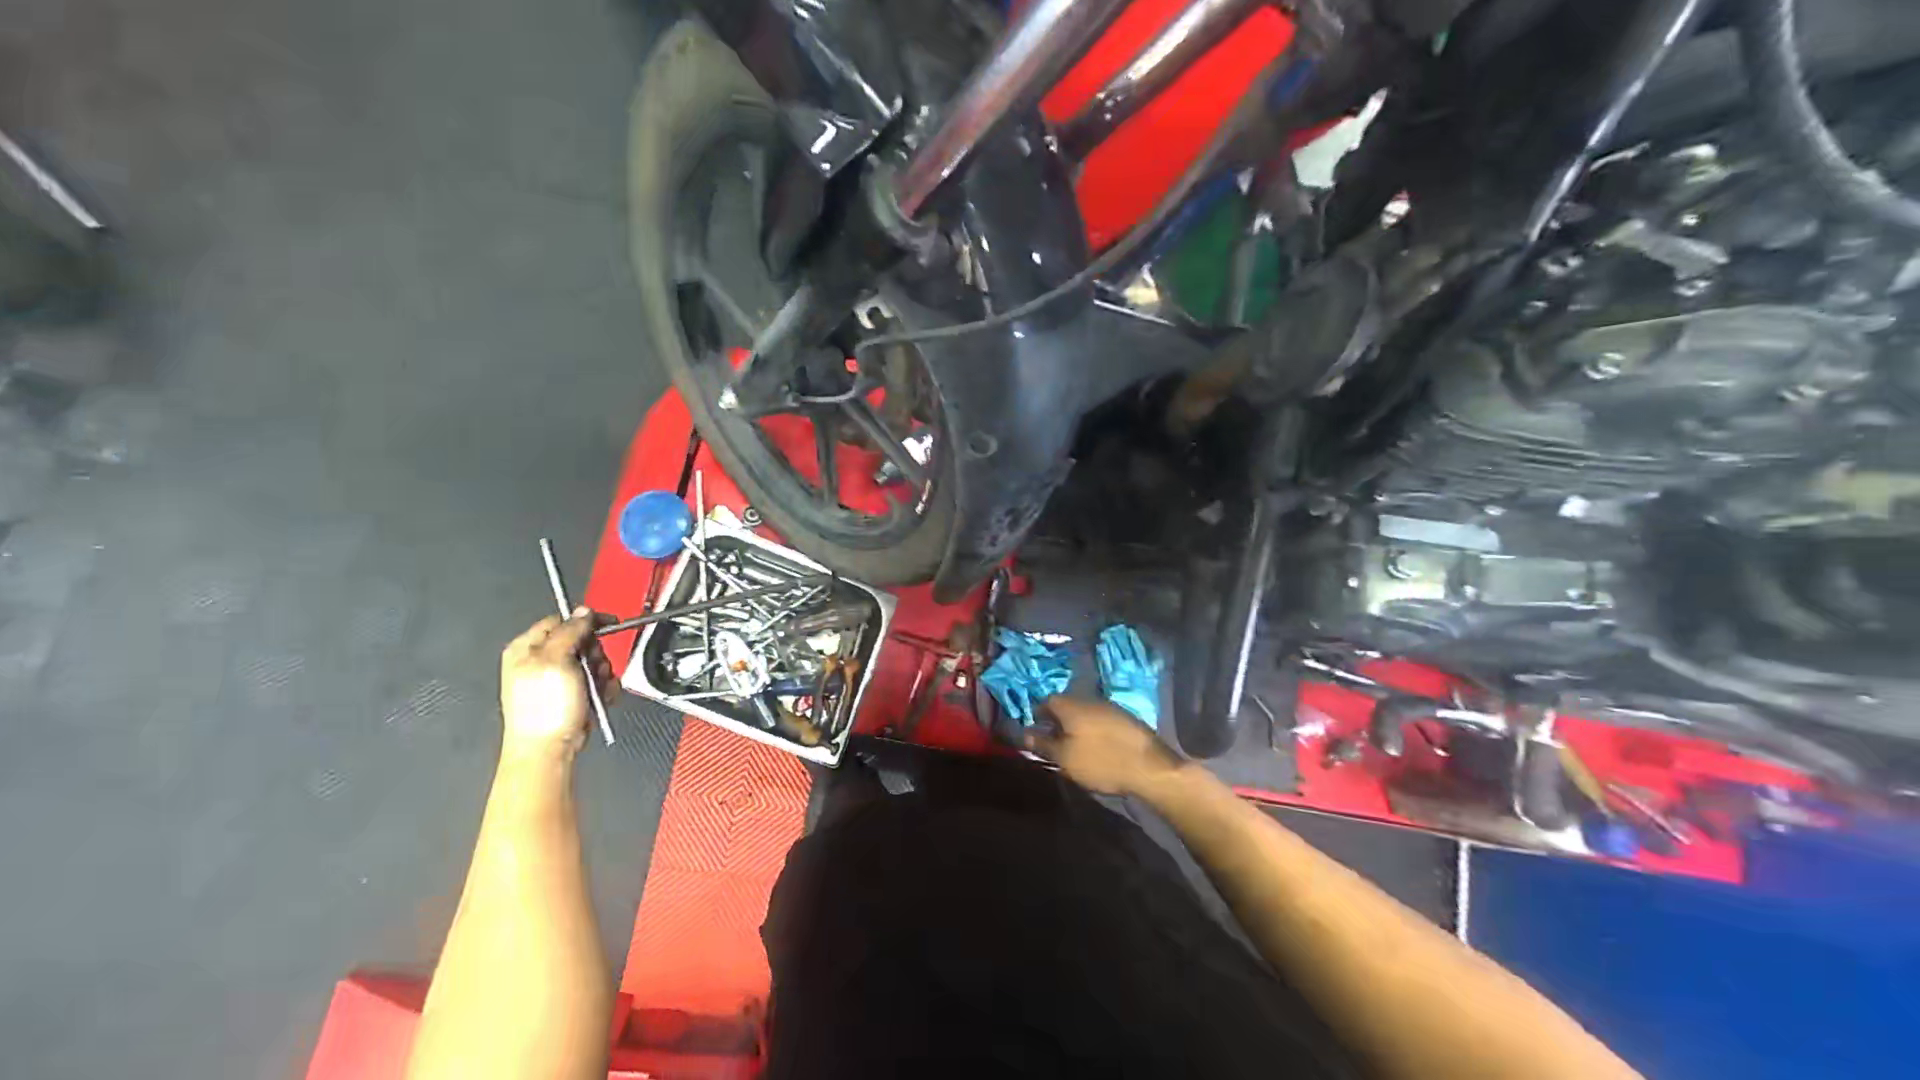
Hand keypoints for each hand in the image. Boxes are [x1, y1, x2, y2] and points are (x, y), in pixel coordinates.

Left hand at [500, 608, 613, 759]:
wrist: (549, 749)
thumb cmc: (544, 709)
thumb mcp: (556, 660)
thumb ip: (571, 630)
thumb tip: (583, 611)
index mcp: (526, 647)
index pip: (562, 620)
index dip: (586, 622)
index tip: (607, 626)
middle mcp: (540, 661)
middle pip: (582, 641)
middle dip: (596, 654)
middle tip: (593, 668)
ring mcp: (557, 679)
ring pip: (593, 661)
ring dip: (602, 673)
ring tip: (595, 688)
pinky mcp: (572, 694)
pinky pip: (597, 681)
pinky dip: (604, 688)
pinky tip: (598, 697)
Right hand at [1030, 696, 1184, 797]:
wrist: (1149, 767)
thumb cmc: (1100, 762)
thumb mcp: (1065, 758)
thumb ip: (1043, 745)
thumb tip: (1024, 734)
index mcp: (1071, 705)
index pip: (1047, 700)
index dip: (1038, 714)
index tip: (1036, 730)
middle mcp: (1089, 699)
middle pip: (1067, 705)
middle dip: (1058, 719)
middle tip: (1055, 740)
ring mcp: (1111, 708)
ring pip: (1086, 712)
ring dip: (1078, 725)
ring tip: (1076, 746)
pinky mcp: (1127, 719)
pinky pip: (1102, 719)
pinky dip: (1095, 729)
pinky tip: (1098, 746)